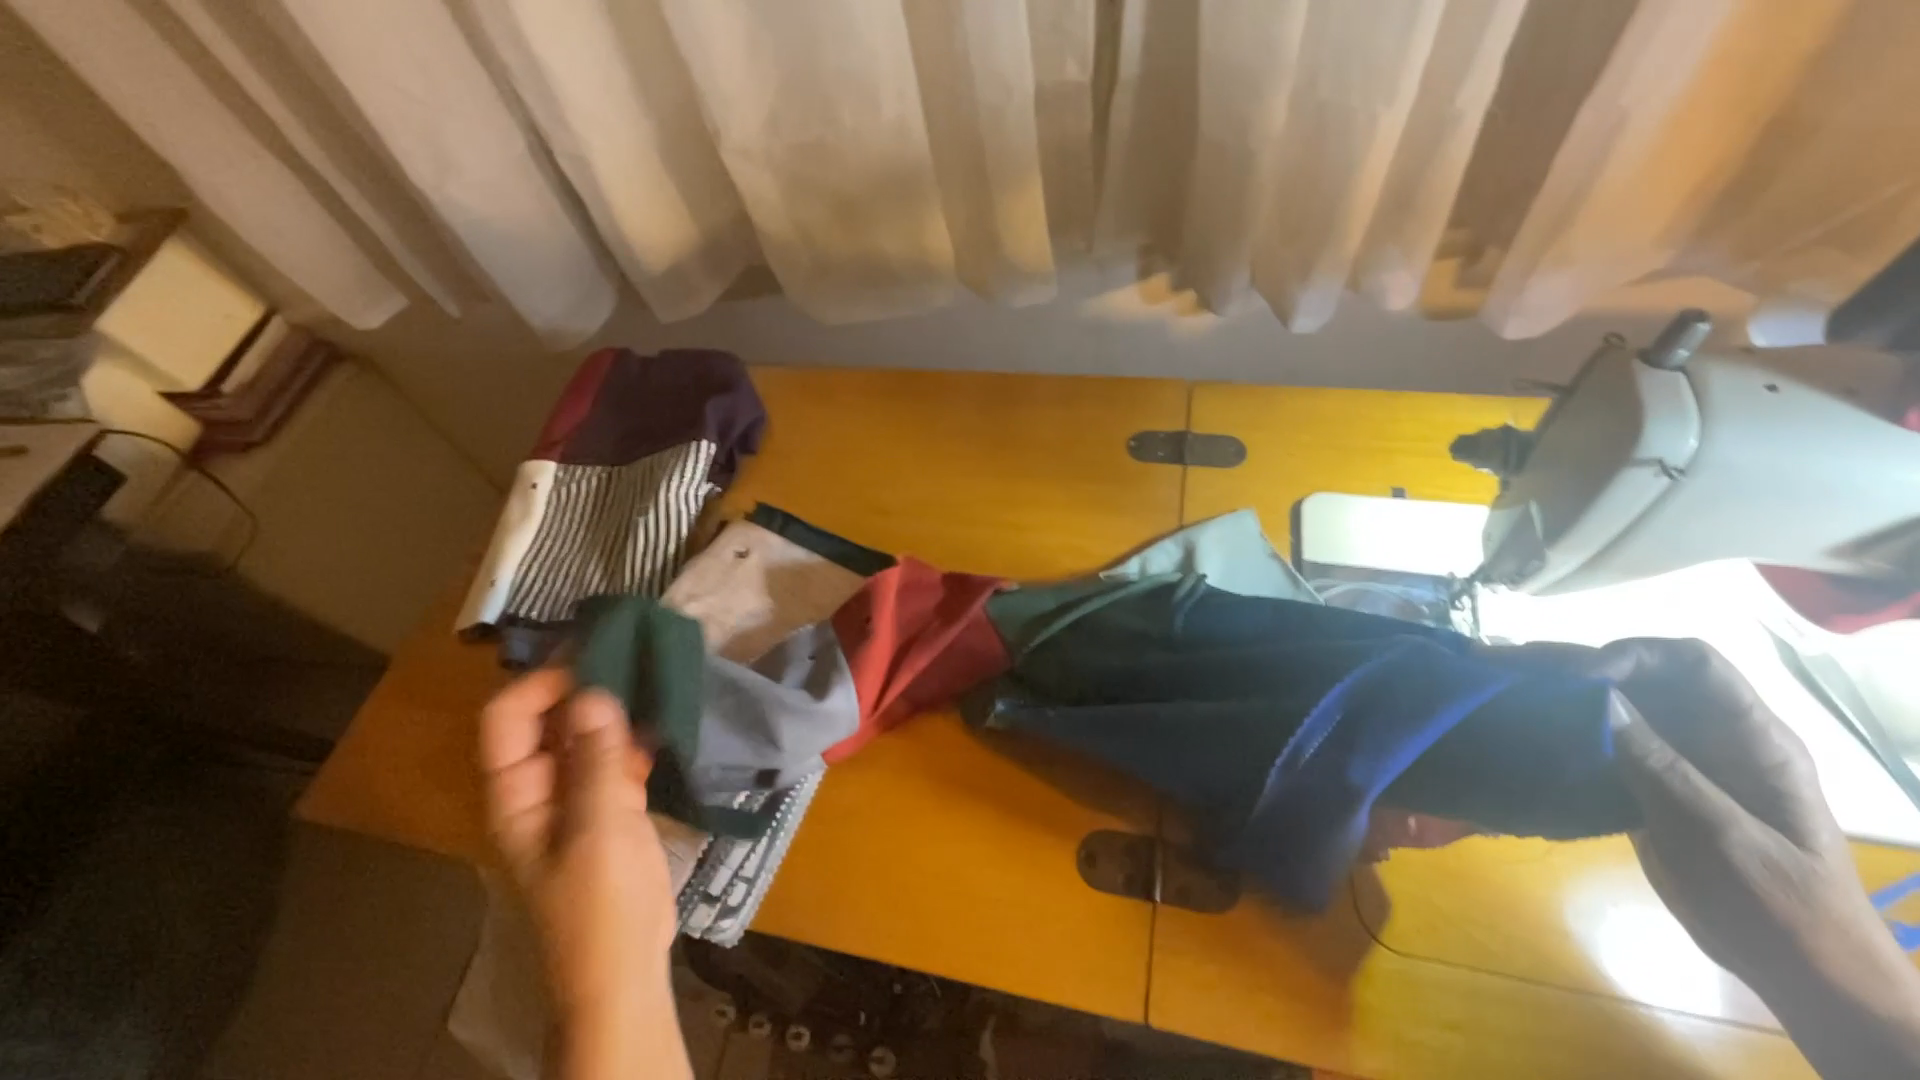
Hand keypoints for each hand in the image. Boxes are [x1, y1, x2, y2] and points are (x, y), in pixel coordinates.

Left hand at [480, 669, 688, 1079]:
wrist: (624, 966)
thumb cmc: (598, 903)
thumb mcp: (597, 829)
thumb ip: (596, 760)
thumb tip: (594, 691)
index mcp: (517, 793)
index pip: (509, 720)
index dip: (542, 684)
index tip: (593, 658)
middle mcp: (542, 785)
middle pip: (552, 720)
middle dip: (586, 686)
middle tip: (635, 652)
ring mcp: (580, 795)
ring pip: (590, 735)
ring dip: (618, 707)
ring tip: (658, 674)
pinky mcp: (614, 807)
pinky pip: (620, 757)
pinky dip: (640, 736)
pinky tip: (669, 717)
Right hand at [1528, 638, 1919, 1076]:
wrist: (1802, 973)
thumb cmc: (1779, 905)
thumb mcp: (1718, 834)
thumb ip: (1658, 764)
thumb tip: (1594, 697)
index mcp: (1750, 736)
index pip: (1690, 663)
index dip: (1630, 656)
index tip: (1574, 678)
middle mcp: (1712, 736)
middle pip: (1639, 679)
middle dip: (1570, 667)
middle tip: (1498, 667)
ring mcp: (1679, 762)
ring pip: (1612, 710)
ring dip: (1554, 697)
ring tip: (1491, 689)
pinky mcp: (1650, 789)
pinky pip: (1602, 748)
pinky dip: (1558, 736)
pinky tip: (1516, 735)